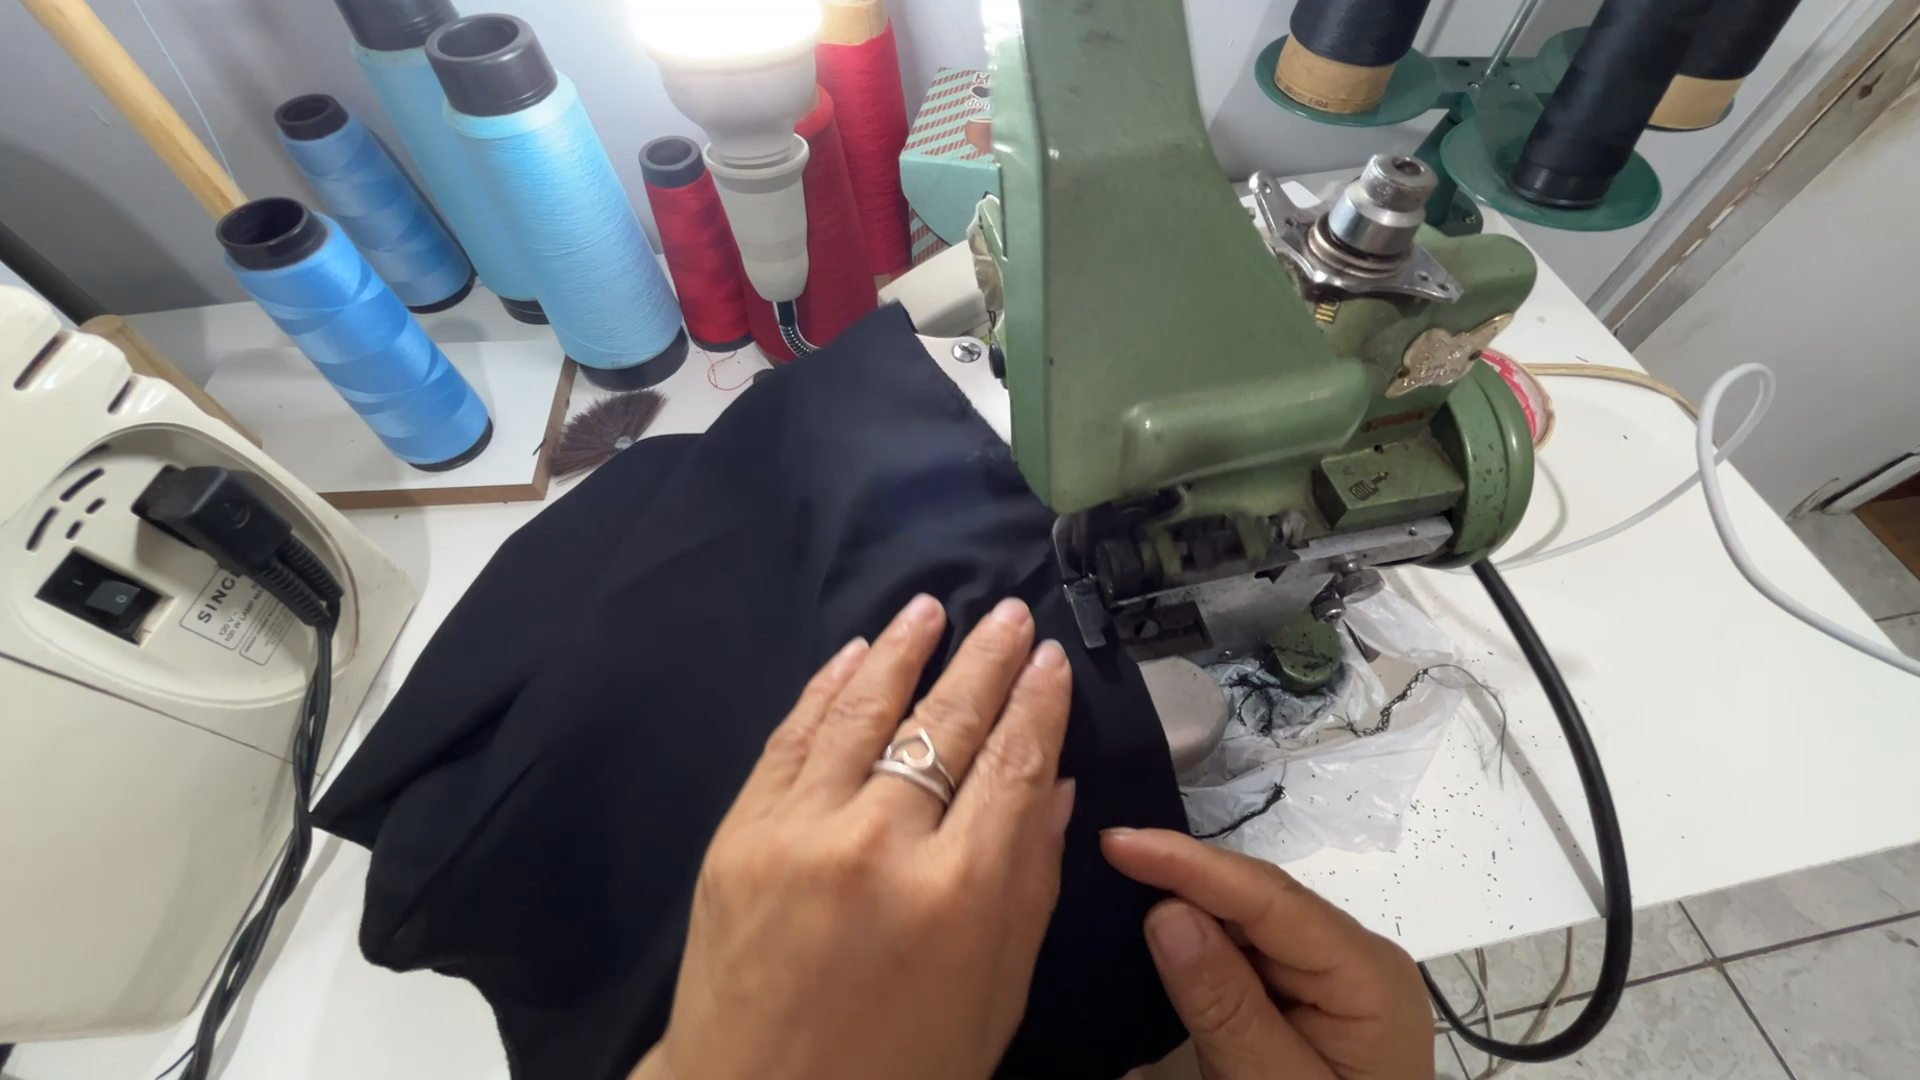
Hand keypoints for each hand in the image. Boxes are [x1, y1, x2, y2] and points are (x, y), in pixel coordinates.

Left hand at [632, 594, 1077, 1079]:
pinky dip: (827, 686)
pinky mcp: (741, 828)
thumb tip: (1056, 786)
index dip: (1037, 704)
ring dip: (902, 650)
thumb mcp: (995, 994)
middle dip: (985, 660)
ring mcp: (799, 828)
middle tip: (1008, 613)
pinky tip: (857, 652)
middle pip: (947, 724)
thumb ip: (1032, 882)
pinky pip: (793, 735)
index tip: (1051, 657)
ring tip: (930, 607)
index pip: (1012, 765)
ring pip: (864, 710)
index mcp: (957, 894)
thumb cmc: (899, 1065)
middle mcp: (879, 844)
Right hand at [1102, 829, 1431, 1079]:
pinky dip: (1190, 930)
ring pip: (1238, 911)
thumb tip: (1165, 911)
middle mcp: (1349, 953)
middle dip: (1178, 871)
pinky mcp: (1295, 986)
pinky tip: (1151, 916)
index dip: (1189, 862)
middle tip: (1104, 850)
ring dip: (1178, 895)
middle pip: (1252, 895)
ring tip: (1116, 870)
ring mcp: (1323, 968)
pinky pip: (1236, 940)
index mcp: (1364, 974)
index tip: (1117, 842)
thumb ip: (1225, 1007)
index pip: (1268, 897)